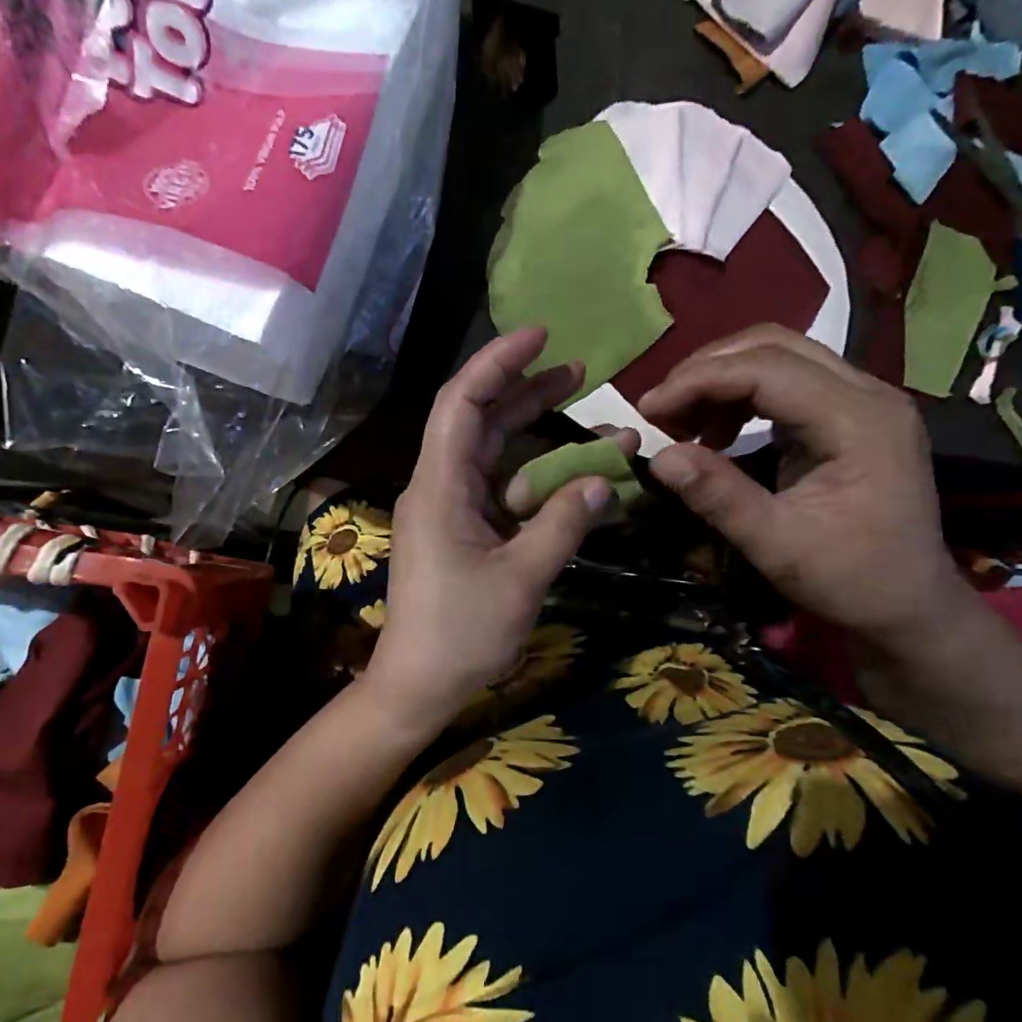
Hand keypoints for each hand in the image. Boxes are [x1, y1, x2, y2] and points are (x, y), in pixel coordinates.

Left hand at [367, 328, 617, 725]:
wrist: (420, 685)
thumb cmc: (460, 633)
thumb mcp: (521, 578)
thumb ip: (563, 524)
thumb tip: (602, 478)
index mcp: (440, 485)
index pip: (463, 403)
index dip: (498, 363)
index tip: (540, 336)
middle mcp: (442, 486)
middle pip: (482, 420)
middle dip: (527, 391)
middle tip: (579, 372)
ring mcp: (454, 510)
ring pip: (497, 454)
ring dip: (540, 436)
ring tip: (591, 416)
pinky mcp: (466, 532)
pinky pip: (505, 490)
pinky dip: (540, 479)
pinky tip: (576, 477)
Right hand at [638, 326, 968, 644]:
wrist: (910, 606)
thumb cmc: (850, 580)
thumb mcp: (776, 545)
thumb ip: (719, 496)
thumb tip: (659, 458)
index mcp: (858, 421)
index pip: (767, 369)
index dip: (699, 380)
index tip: (648, 409)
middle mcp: (868, 393)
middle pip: (775, 345)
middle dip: (708, 370)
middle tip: (661, 410)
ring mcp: (865, 399)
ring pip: (782, 356)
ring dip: (724, 380)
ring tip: (683, 423)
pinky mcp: (854, 414)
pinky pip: (791, 382)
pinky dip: (745, 397)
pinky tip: (719, 434)